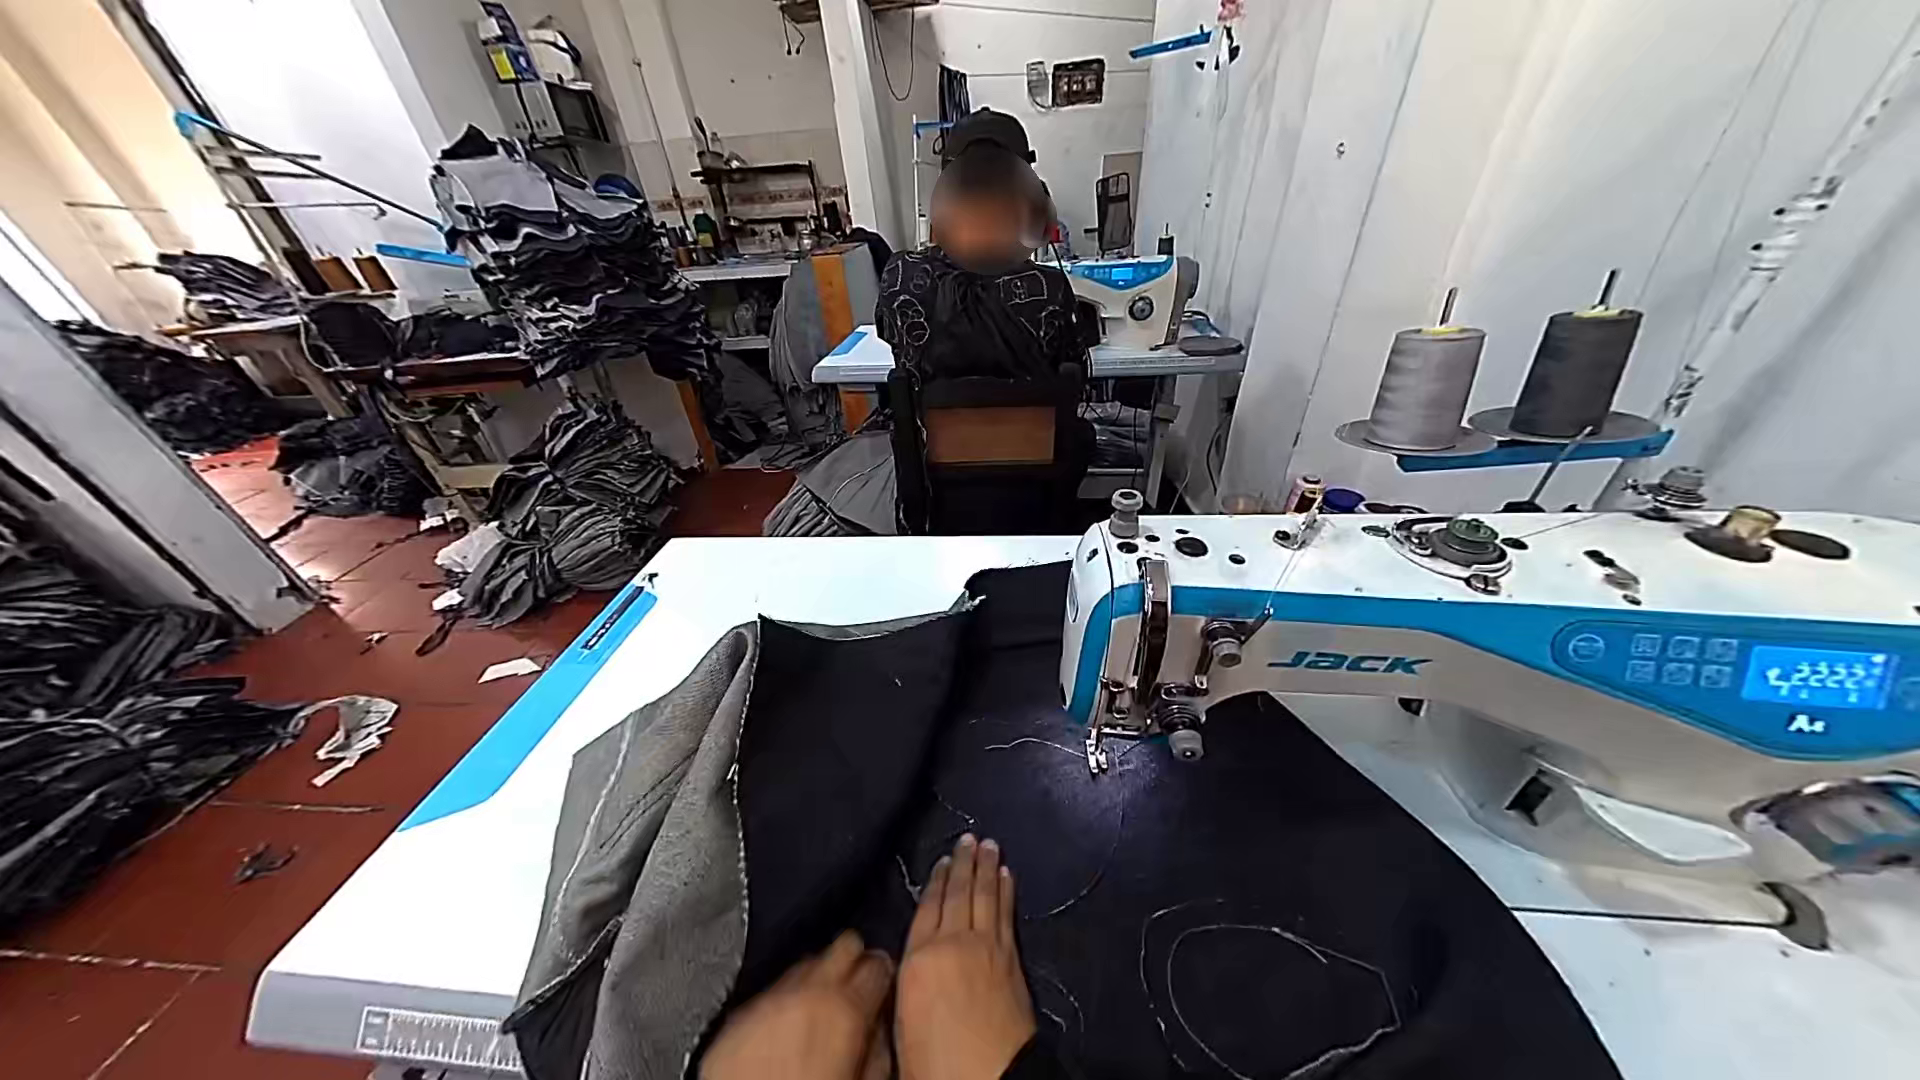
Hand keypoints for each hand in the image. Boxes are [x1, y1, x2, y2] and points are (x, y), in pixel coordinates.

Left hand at [701, 930, 894, 1079]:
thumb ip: (878, 1051)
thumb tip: (882, 1032)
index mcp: (846, 1010)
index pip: (878, 962)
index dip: (883, 974)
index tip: (882, 987)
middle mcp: (809, 992)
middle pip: (845, 944)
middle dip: (853, 961)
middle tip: (854, 988)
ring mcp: (771, 999)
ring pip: (807, 964)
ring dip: (817, 980)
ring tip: (817, 1013)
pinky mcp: (739, 1016)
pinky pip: (773, 990)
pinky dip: (785, 1000)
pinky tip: (785, 1028)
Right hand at [896, 834, 1036, 1079]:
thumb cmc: (936, 1066)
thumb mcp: (902, 1027)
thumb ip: (907, 984)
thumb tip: (913, 963)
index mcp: (918, 960)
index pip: (926, 909)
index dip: (934, 881)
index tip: (942, 859)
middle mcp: (951, 943)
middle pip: (956, 894)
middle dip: (962, 863)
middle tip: (969, 837)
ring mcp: (985, 947)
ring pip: (983, 896)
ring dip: (985, 868)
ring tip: (987, 844)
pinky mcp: (1010, 958)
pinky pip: (1005, 914)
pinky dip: (1005, 891)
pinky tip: (1006, 875)